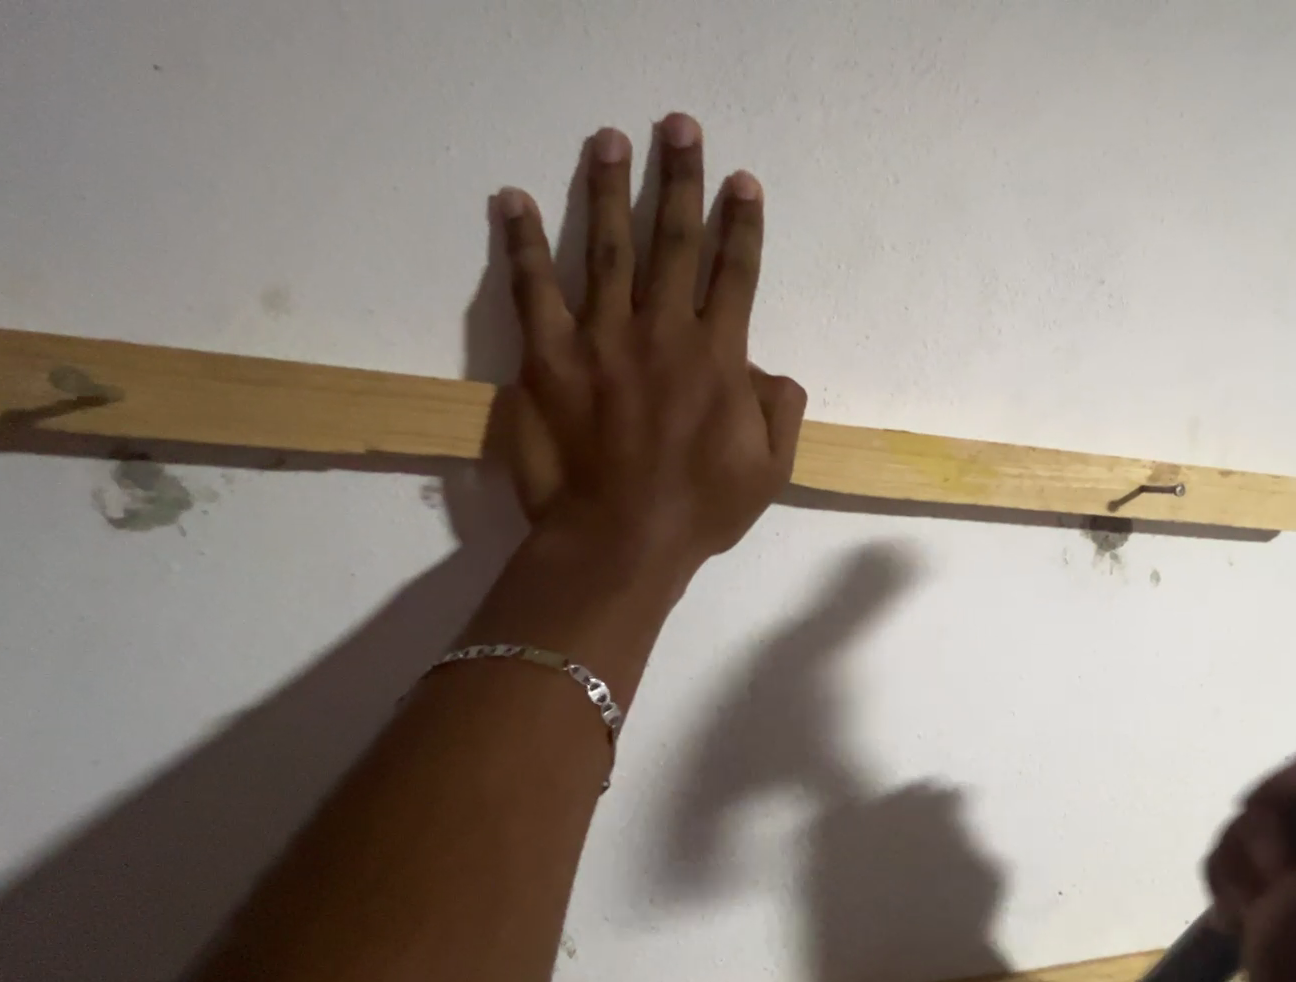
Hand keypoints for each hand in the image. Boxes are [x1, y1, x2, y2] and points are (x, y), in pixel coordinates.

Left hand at [496, 113, 805, 571]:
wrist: (620, 540)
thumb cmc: (702, 509)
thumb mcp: (772, 468)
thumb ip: (781, 409)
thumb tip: (768, 368)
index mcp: (719, 355)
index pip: (735, 272)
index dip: (742, 224)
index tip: (744, 181)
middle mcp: (663, 330)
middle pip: (675, 240)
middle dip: (681, 179)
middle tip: (679, 127)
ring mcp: (601, 338)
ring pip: (607, 247)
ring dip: (609, 188)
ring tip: (610, 139)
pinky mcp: (547, 357)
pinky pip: (532, 288)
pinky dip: (522, 242)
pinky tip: (513, 199)